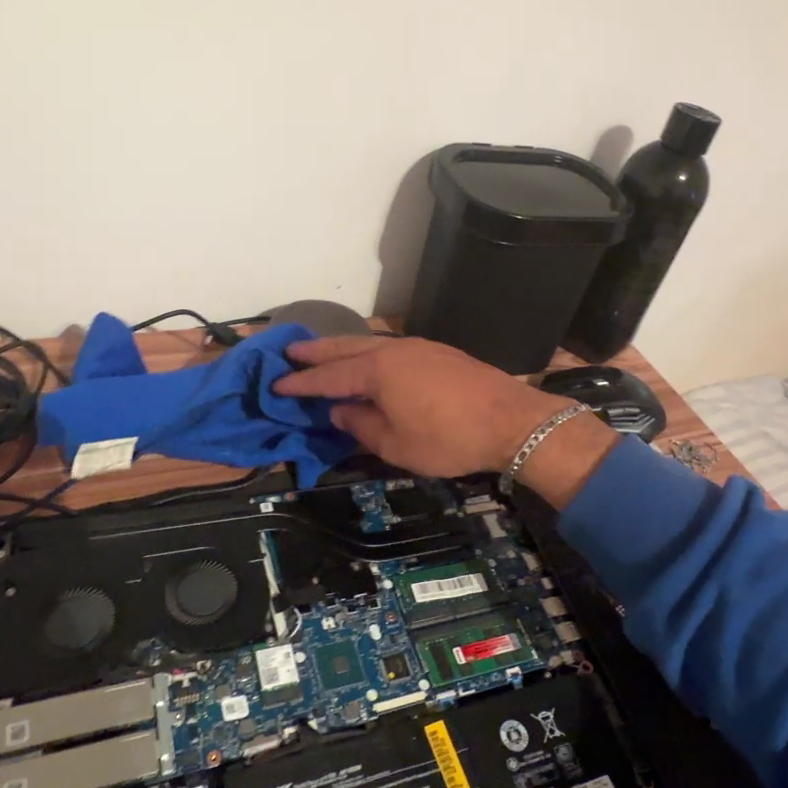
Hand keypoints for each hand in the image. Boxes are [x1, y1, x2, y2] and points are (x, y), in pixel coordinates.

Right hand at [274, 336, 618, 506]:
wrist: (511, 420)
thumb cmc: (448, 439)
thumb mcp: (396, 445)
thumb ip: (362, 426)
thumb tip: (341, 411)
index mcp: (377, 371)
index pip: (329, 377)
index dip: (301, 383)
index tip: (276, 384)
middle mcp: (393, 350)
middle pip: (346, 347)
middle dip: (316, 351)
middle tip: (290, 350)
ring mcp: (418, 347)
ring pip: (369, 342)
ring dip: (342, 347)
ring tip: (322, 351)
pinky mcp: (438, 352)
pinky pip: (390, 347)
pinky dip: (368, 351)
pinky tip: (368, 360)